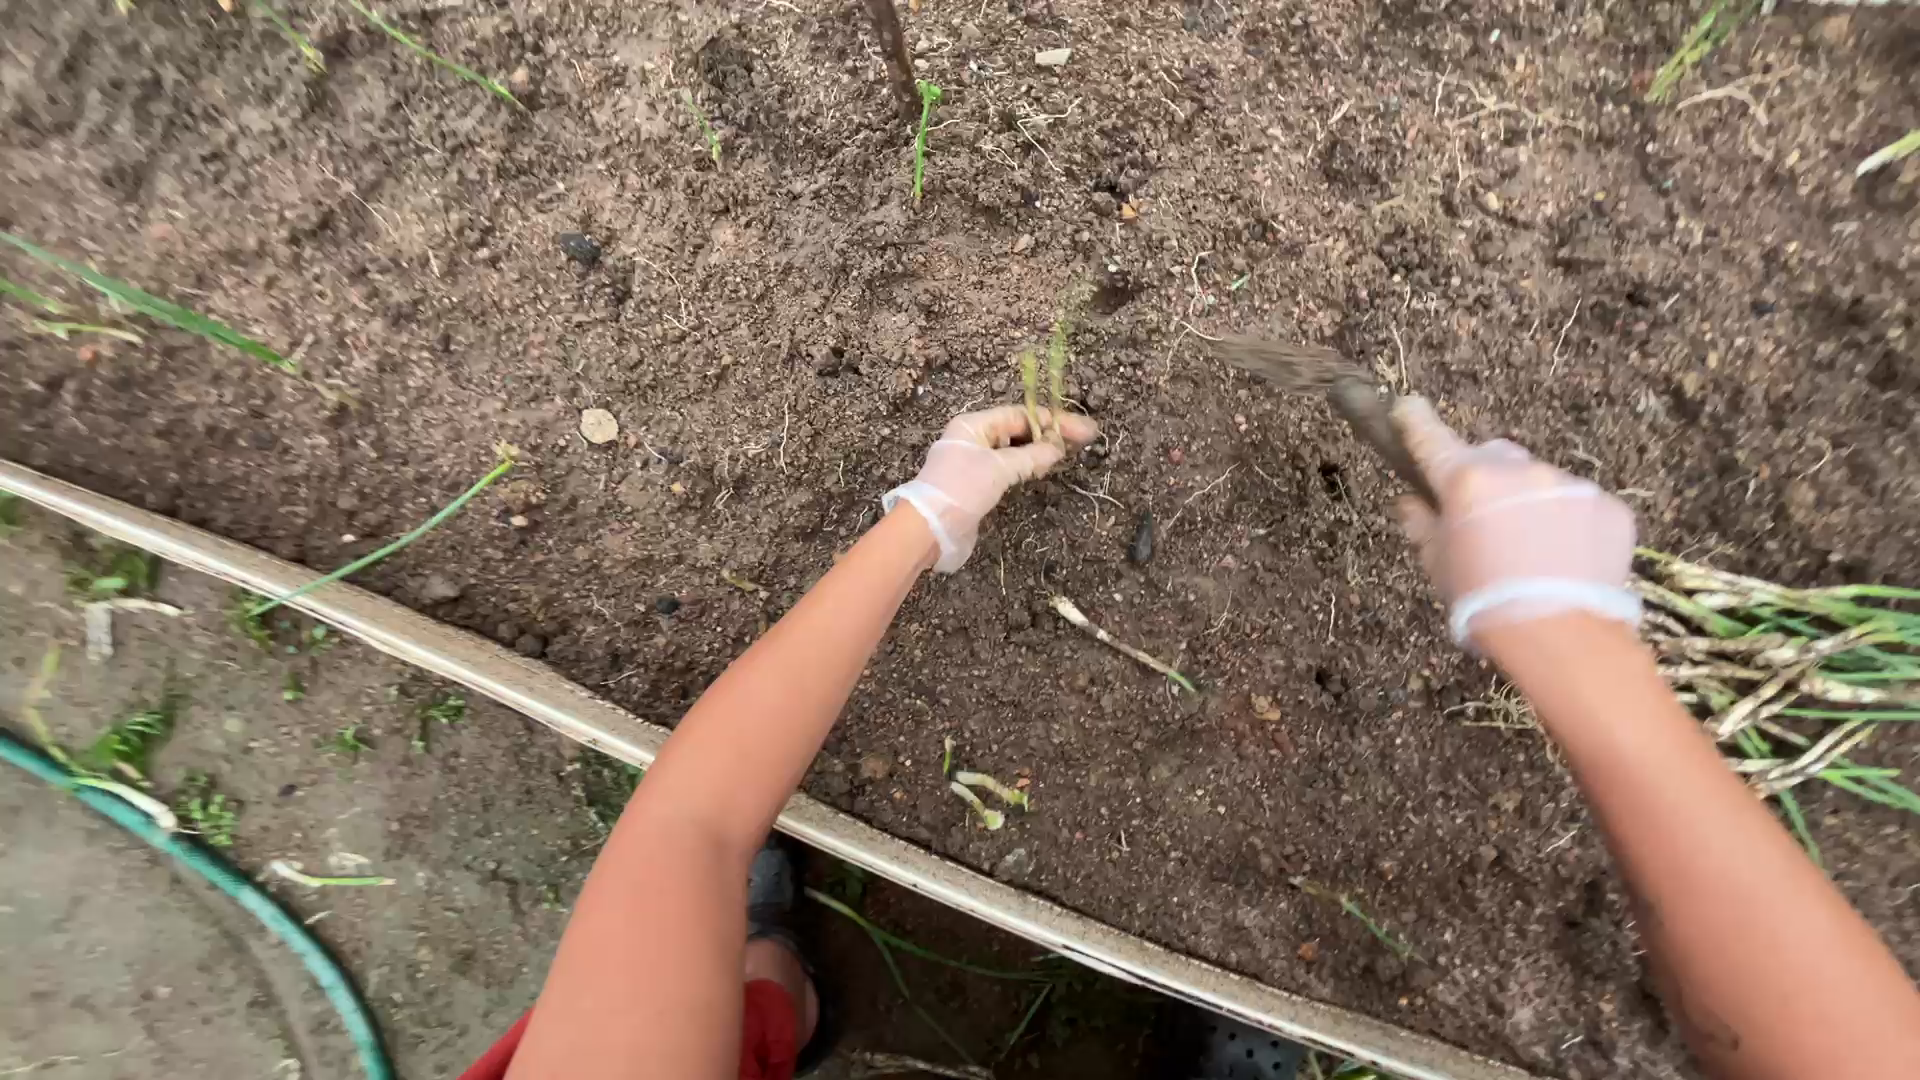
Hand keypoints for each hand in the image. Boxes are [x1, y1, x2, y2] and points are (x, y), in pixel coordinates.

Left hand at [884, 405, 1098, 571]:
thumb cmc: (960, 490)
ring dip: (1037, 451)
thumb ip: (1031, 456)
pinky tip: (1040, 469)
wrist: (929, 528)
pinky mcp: (976, 483)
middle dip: (1047, 434)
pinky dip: (1024, 467)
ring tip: (1065, 454)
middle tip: (1081, 440)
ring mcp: (974, 461)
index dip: (1052, 421)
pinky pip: (1006, 468)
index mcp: (973, 425)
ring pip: (1012, 450)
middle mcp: (973, 438)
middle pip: (1017, 430)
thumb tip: (1057, 448)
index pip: (1019, 415)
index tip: (1082, 430)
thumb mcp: (998, 468)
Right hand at [1391, 395, 1639, 646]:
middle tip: (1475, 511)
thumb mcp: (1435, 561)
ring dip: (1523, 498)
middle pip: (1491, 454)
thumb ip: (1421, 523)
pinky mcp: (1608, 505)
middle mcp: (1519, 471)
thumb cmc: (1480, 597)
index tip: (1406, 404)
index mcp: (1466, 481)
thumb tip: (1413, 501)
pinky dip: (1560, 517)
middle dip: (1480, 472)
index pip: (1432, 439)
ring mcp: (1569, 485)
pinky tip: (1556, 553)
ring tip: (1523, 545)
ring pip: (1535, 478)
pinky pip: (1574, 501)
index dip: (1415, 421)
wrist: (1558, 633)